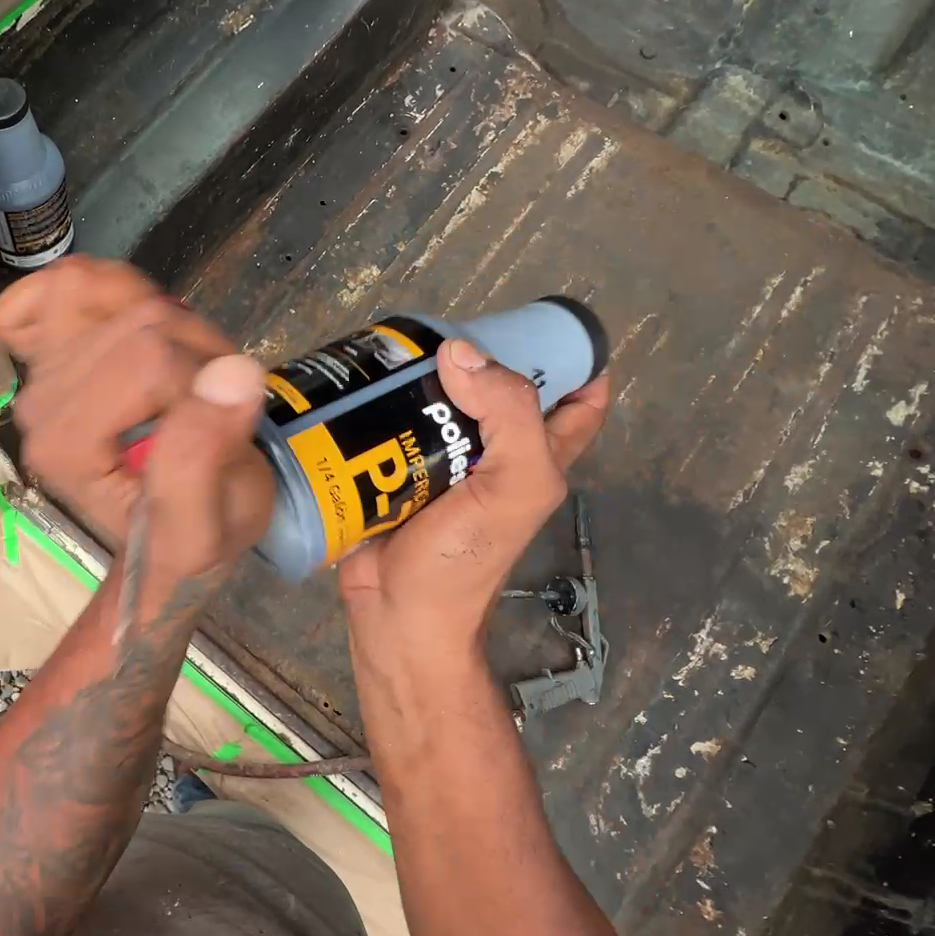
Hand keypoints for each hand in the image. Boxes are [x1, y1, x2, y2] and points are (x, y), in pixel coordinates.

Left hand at [0, 259, 276, 591]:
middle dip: (197, 351)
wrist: (160, 536)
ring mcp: (39, 371)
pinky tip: (137, 321)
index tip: (217, 423)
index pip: (153, 362)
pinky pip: (67, 281)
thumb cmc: (184, 536)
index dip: (202, 383)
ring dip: (172, 321)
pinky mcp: (46, 347)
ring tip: (188, 372)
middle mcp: (40, 403)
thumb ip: (204, 460)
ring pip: (115, 294)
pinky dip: (110, 286)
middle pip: (139, 323)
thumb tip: (229, 374)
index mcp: (68, 447)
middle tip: (212, 400)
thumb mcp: (207, 527)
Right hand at [338, 338, 609, 659]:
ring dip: (416, 379)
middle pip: (493, 392)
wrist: (395, 610)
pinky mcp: (389, 473)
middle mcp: (490, 456)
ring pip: (435, 406)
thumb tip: (459, 351)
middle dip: (474, 358)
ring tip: (387, 346)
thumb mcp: (513, 486)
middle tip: (438, 327)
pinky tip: (355, 385)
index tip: (543, 325)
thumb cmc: (463, 560)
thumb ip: (509, 416)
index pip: (578, 405)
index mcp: (536, 459)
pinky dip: (376, 406)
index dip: (577, 363)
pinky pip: (387, 429)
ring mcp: (436, 466)